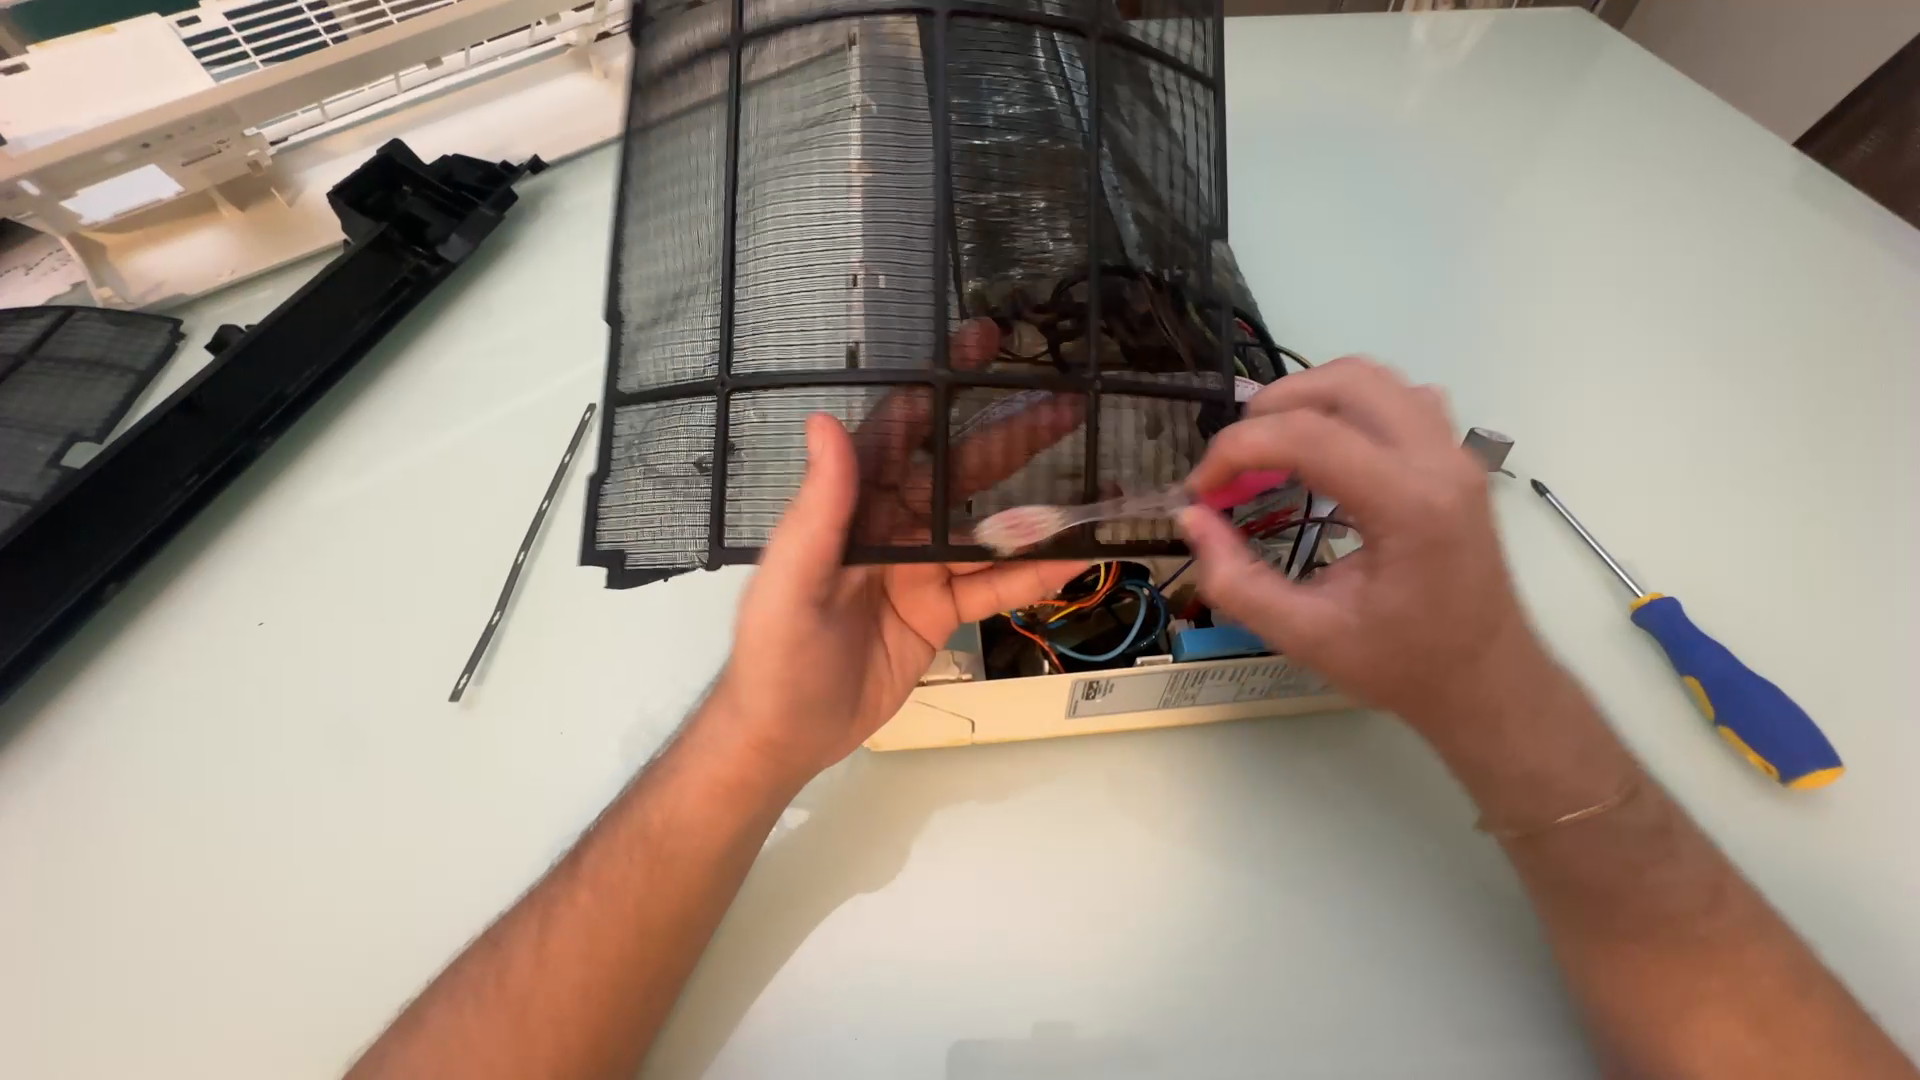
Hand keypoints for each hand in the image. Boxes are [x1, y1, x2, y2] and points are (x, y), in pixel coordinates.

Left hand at [705, 322, 1086, 785]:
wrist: (789, 731)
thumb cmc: (776, 651)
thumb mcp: (793, 577)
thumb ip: (819, 506)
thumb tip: (823, 420)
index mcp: (854, 503)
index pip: (900, 430)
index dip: (939, 387)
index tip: (981, 345)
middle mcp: (893, 525)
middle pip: (960, 471)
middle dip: (1011, 436)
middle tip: (1066, 405)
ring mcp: (922, 567)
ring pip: (987, 526)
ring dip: (1036, 504)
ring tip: (1093, 479)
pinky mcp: (942, 609)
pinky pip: (994, 586)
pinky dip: (1034, 574)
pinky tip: (1075, 558)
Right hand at [1177, 357, 1544, 726]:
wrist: (1487, 681)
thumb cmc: (1400, 664)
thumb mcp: (1303, 635)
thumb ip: (1235, 581)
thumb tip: (1191, 519)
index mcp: (1407, 506)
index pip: (1306, 436)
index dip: (1235, 451)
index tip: (1201, 492)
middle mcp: (1438, 461)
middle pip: (1344, 382)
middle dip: (1269, 410)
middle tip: (1233, 463)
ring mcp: (1453, 453)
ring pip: (1373, 378)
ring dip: (1307, 399)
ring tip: (1268, 449)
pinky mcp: (1453, 458)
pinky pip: (1398, 398)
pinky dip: (1346, 406)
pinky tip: (1323, 450)